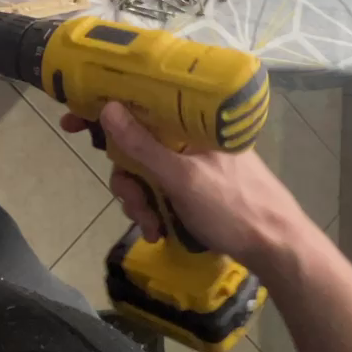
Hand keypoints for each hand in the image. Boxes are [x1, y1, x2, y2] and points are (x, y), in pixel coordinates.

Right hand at [63, 102, 331, 283]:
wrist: (276, 250)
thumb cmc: (235, 207)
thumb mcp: (182, 178)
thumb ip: (143, 145)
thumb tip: (108, 108)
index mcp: (191, 121)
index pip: (140, 101)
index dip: (105, 110)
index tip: (74, 122)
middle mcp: (187, 136)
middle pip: (134, 141)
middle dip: (126, 175)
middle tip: (130, 200)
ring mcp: (189, 162)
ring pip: (141, 169)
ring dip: (138, 199)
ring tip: (151, 223)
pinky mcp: (190, 186)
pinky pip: (155, 189)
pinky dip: (150, 209)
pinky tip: (158, 230)